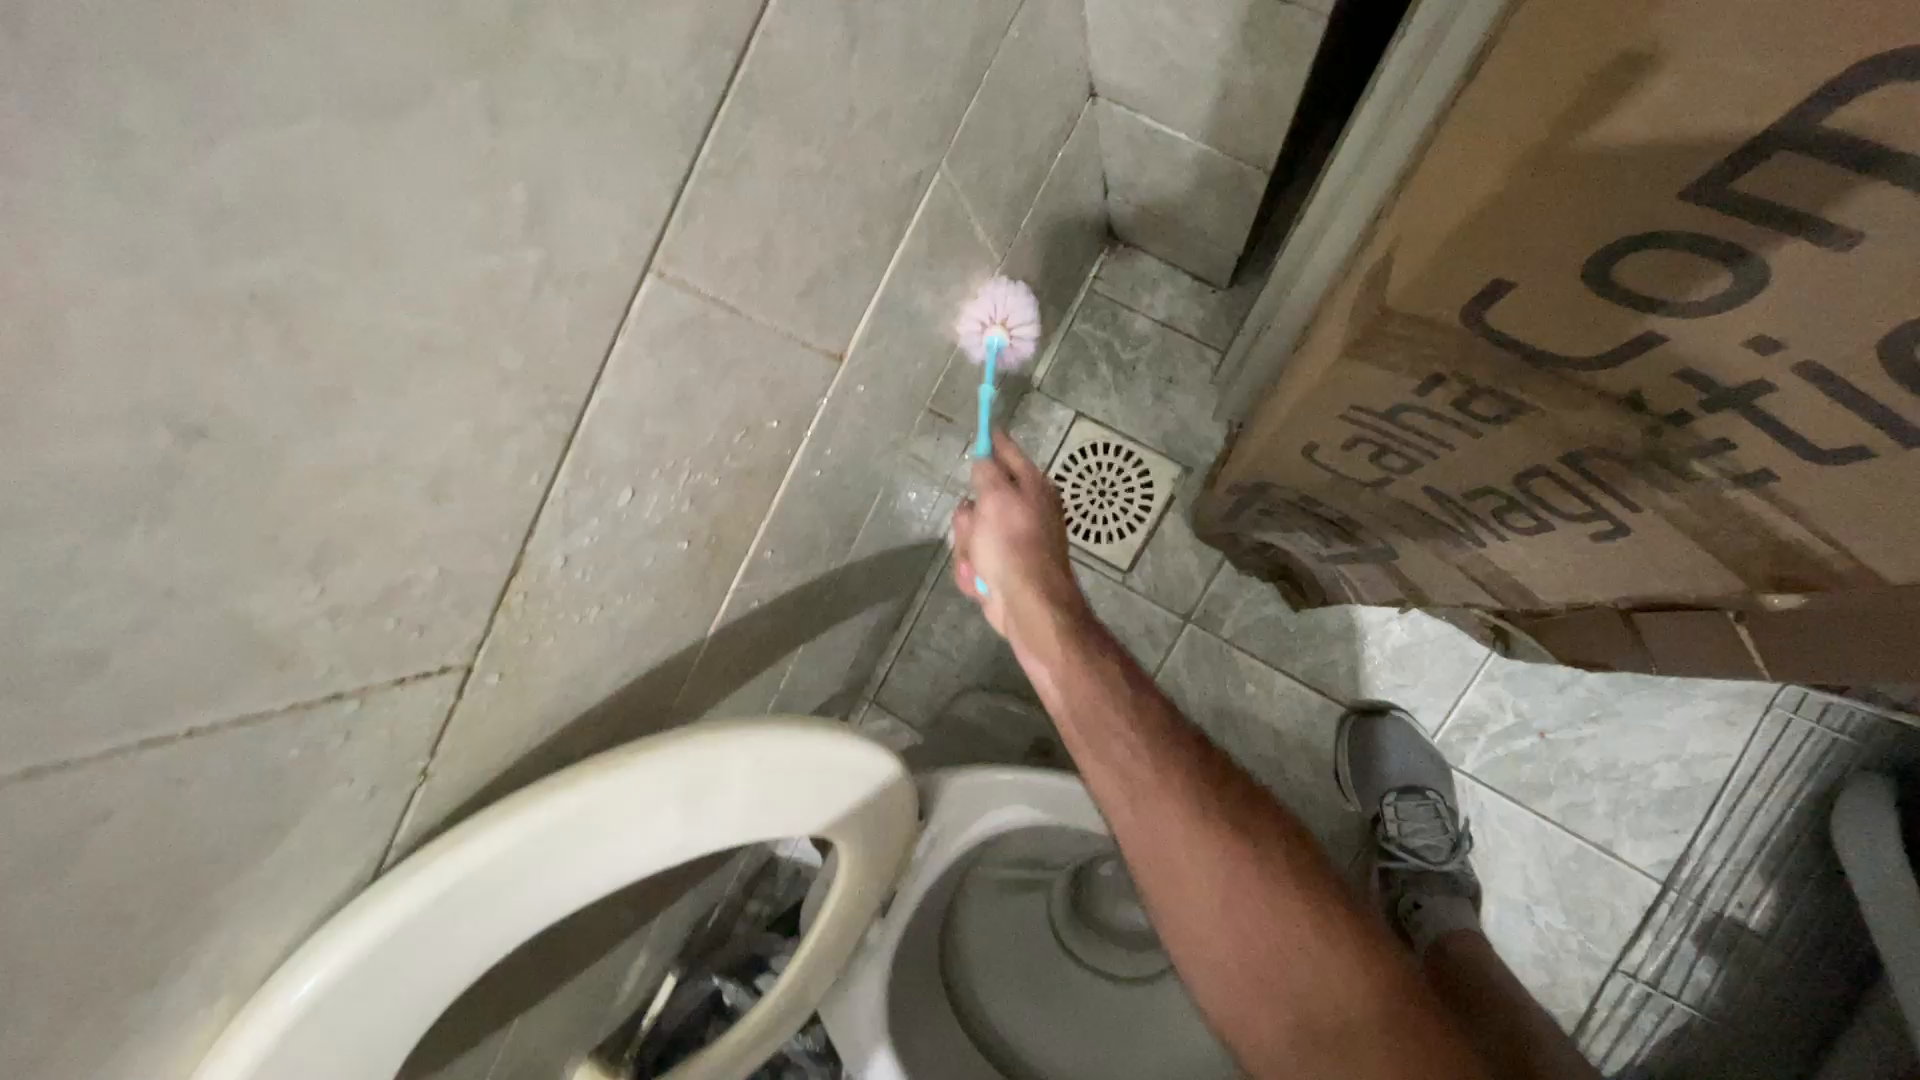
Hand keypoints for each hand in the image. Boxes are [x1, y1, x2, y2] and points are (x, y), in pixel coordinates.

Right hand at [951, 430, 1088, 646]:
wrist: (1028, 605)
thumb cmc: (1014, 545)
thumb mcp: (995, 498)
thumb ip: (986, 471)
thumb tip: (985, 452)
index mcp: (1032, 487)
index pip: (1007, 453)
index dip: (990, 442)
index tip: (979, 429)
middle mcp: (1025, 511)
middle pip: (979, 498)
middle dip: (969, 519)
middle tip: (975, 528)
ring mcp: (1012, 543)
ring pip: (969, 533)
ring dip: (967, 550)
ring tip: (980, 563)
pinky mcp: (1001, 570)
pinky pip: (972, 561)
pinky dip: (973, 573)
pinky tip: (983, 582)